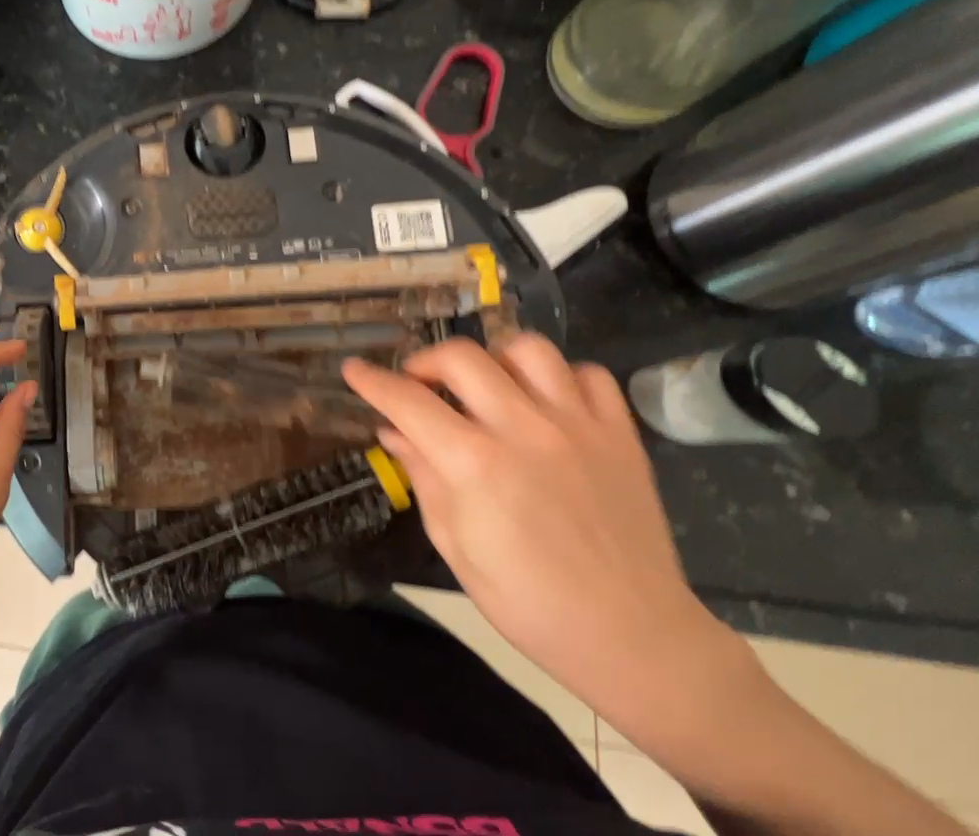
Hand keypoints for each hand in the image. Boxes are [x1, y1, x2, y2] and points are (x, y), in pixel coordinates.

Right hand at [343, 335, 743, 711]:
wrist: (628, 632)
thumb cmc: (524, 599)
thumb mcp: (453, 543)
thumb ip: (423, 477)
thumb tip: (394, 433)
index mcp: (474, 464)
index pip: (408, 401)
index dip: (372, 381)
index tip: (354, 371)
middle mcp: (524, 430)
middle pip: (462, 358)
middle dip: (425, 363)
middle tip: (418, 386)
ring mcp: (578, 427)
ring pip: (528, 350)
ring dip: (492, 359)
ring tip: (484, 386)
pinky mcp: (621, 435)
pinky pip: (588, 376)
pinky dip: (558, 378)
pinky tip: (543, 403)